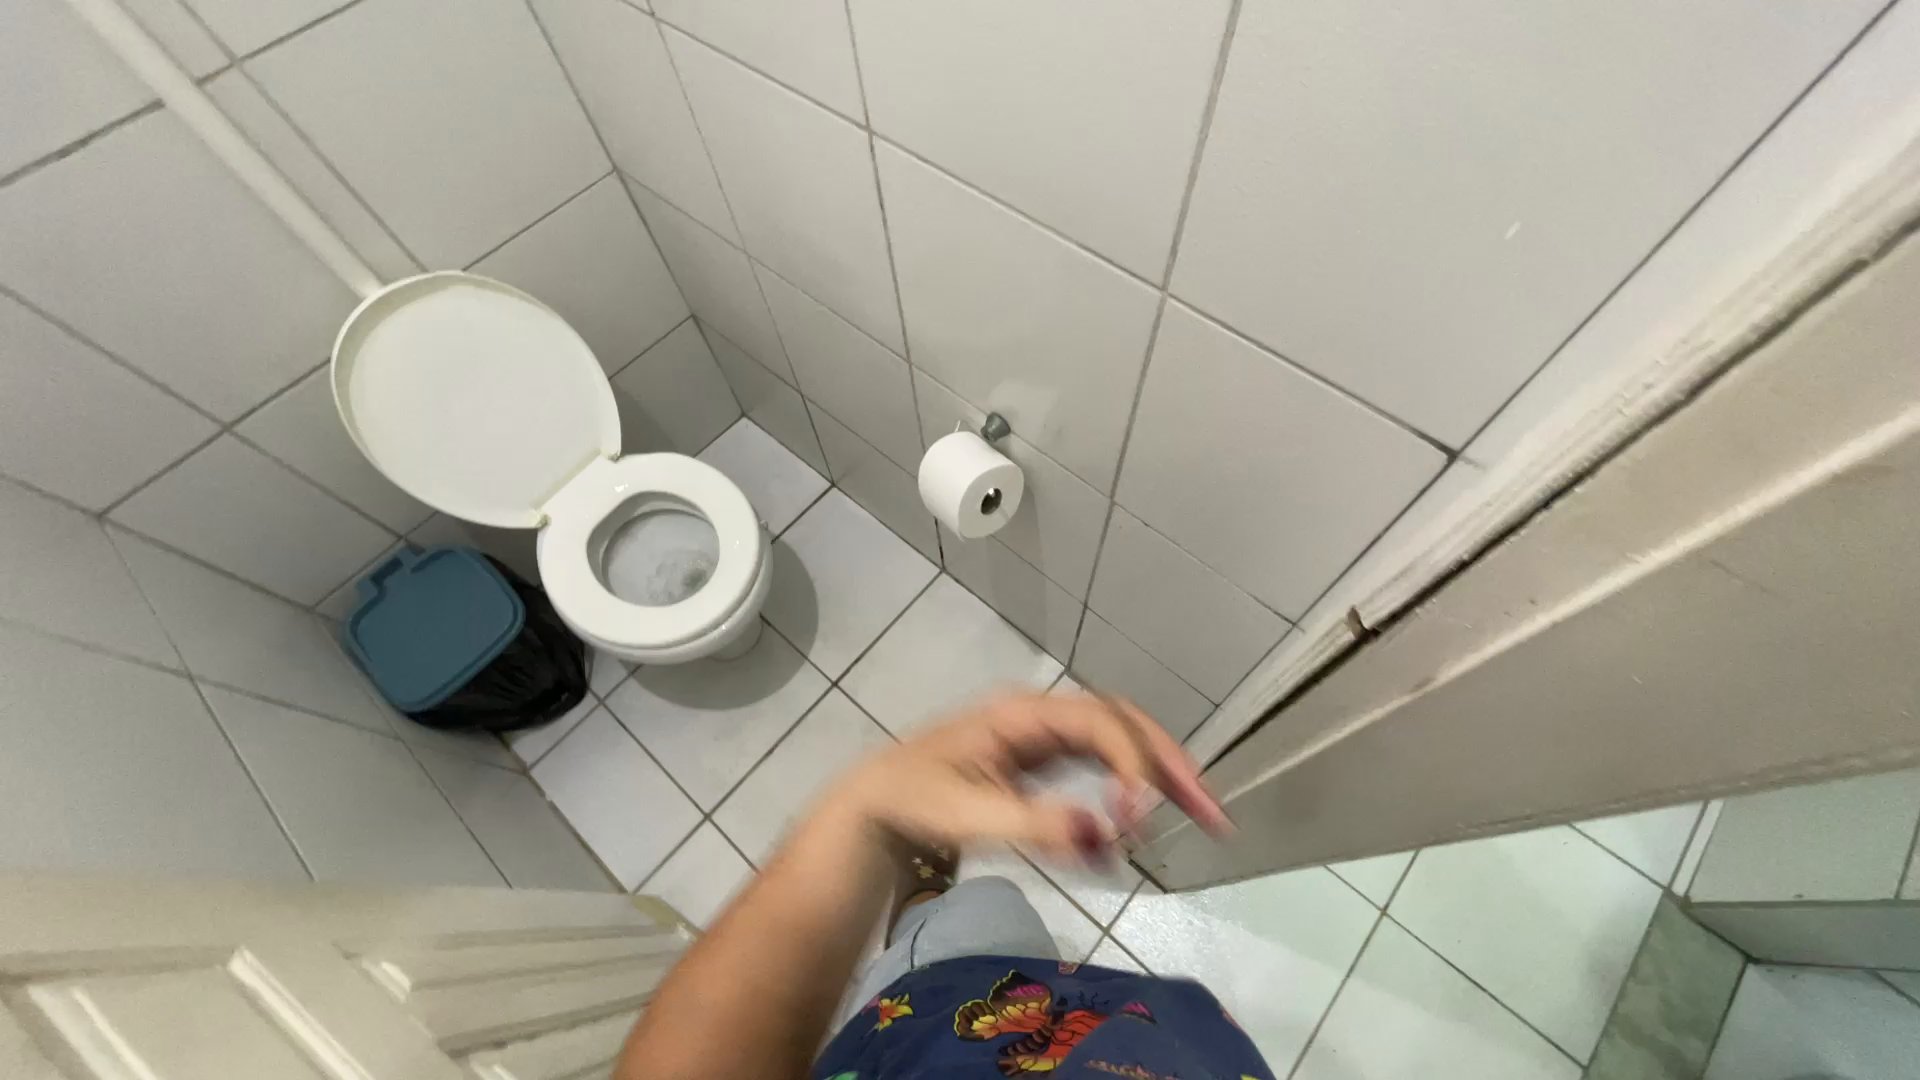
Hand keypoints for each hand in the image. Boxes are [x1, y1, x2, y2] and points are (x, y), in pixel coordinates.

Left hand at [824, 689, 1232, 864]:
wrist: (883, 801)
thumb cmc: (917, 797)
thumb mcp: (967, 813)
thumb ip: (1033, 823)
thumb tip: (1103, 833)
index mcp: (1022, 714)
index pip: (1098, 722)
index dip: (1129, 761)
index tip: (1140, 815)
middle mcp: (1041, 717)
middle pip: (1121, 725)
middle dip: (1168, 762)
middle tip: (1213, 811)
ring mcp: (1044, 738)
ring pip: (1117, 744)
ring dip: (1159, 775)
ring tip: (1203, 816)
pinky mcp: (1044, 763)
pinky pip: (1099, 768)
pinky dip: (1127, 791)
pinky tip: (1142, 825)